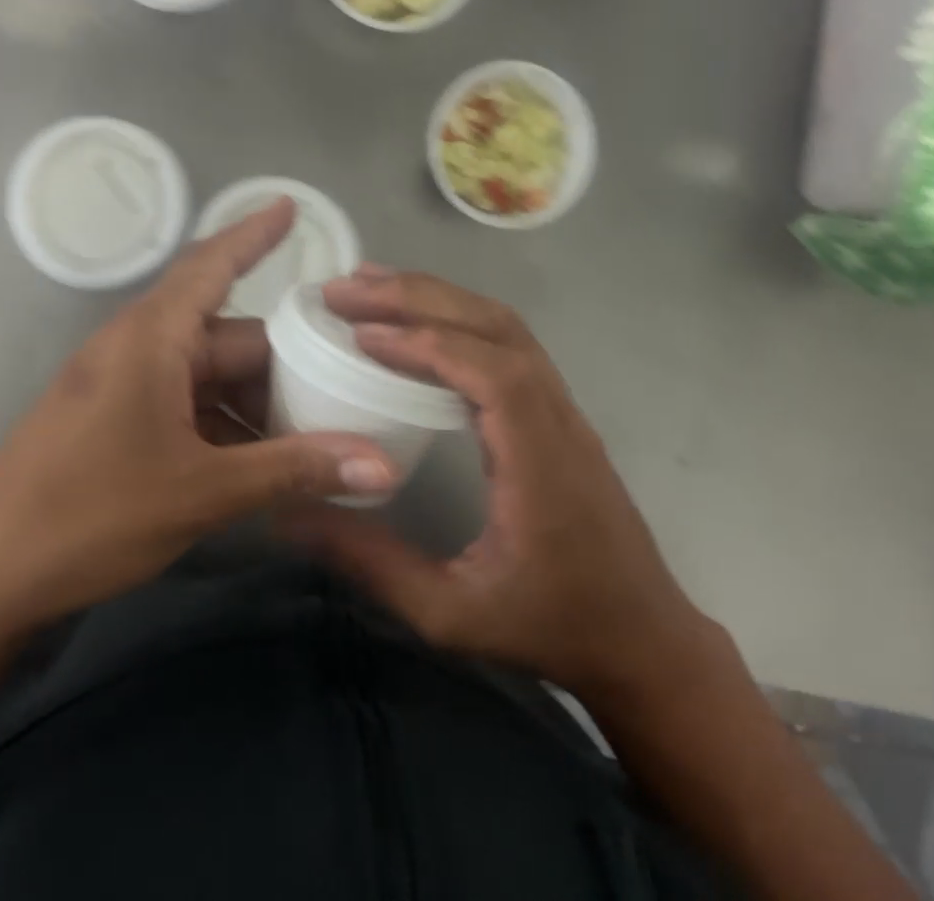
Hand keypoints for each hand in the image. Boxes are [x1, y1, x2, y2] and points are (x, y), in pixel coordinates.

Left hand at [0, 200, 399, 630]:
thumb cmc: (92, 515)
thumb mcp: (202, 491)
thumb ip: (293, 471)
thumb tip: (384, 465)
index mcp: (148, 340)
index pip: (209, 267)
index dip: (253, 235)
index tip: (291, 207)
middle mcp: (132, 353)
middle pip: (222, 338)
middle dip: (282, 364)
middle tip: (346, 389)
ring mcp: (118, 392)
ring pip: (203, 380)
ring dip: (254, 406)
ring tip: (316, 437)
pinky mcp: (110, 429)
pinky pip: (181, 411)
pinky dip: (223, 430)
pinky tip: (260, 465)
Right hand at [282, 267, 713, 695]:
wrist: (642, 643)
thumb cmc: (549, 630)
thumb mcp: (447, 613)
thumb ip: (370, 562)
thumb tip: (292, 515)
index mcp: (540, 466)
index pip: (492, 373)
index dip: (425, 342)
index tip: (360, 332)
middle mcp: (560, 425)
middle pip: (500, 330)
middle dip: (420, 298)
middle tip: (345, 289)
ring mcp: (566, 419)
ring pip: (510, 332)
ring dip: (441, 301)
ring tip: (372, 290)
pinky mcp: (561, 424)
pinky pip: (513, 352)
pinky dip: (460, 326)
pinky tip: (416, 331)